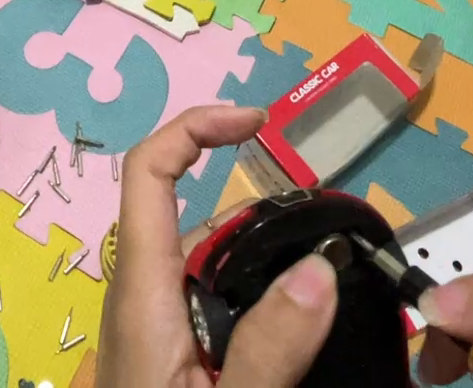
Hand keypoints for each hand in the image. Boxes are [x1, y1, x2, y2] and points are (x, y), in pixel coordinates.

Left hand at [97, 106, 339, 387]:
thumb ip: (269, 347)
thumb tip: (320, 267)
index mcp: (142, 288)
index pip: (148, 170)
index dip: (195, 127)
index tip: (256, 121)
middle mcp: (144, 291)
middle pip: (195, 214)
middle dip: (259, 208)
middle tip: (329, 230)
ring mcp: (156, 323)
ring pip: (210, 258)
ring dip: (264, 251)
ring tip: (330, 268)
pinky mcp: (172, 350)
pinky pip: (214, 295)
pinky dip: (257, 287)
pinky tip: (298, 316)